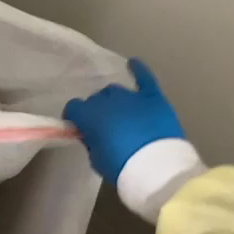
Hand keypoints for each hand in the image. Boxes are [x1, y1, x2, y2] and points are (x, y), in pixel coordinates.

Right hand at [64, 59, 184, 185]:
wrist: (159, 170)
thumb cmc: (123, 168)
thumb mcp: (97, 159)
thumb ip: (91, 141)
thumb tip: (92, 134)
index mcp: (90, 115)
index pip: (74, 107)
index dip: (74, 117)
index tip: (78, 127)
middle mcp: (108, 100)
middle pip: (97, 99)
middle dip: (97, 110)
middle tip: (104, 127)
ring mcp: (132, 96)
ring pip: (116, 90)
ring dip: (114, 100)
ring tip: (119, 114)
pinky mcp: (153, 98)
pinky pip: (145, 78)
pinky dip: (138, 70)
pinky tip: (133, 63)